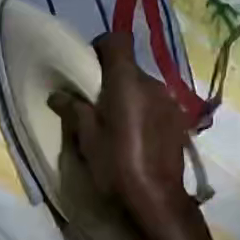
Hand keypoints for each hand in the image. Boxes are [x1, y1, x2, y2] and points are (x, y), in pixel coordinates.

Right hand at [50, 31, 194, 234]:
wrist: (157, 199)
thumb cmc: (117, 166)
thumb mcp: (88, 139)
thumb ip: (74, 111)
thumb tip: (59, 95)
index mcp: (127, 82)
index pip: (117, 41)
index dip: (102, 47)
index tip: (89, 67)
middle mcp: (153, 84)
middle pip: (130, 67)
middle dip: (113, 78)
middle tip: (96, 102)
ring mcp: (170, 102)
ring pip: (144, 87)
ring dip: (130, 97)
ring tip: (117, 123)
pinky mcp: (180, 121)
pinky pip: (157, 105)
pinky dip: (145, 111)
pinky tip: (137, 136)